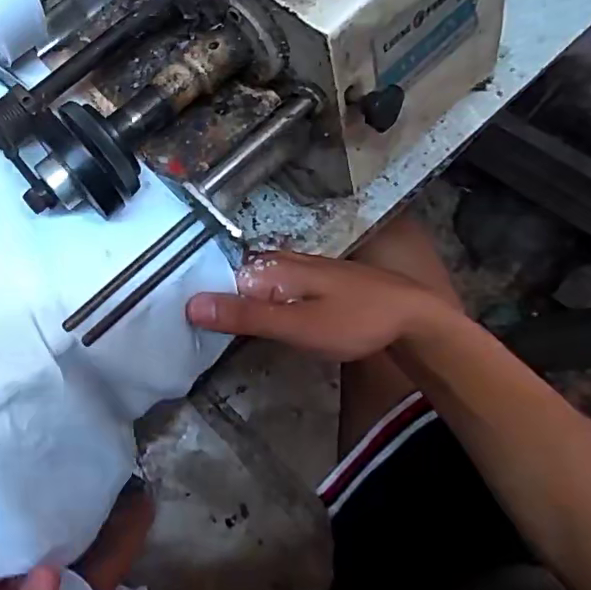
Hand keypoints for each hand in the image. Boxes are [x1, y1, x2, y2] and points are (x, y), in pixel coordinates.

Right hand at [186, 250, 461, 359]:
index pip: (218, 277)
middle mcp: (280, 261)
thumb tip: (191, 303)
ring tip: (210, 326)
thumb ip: (246, 316)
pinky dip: (257, 303)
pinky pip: (270, 289)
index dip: (198, 298)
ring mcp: (298, 269)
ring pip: (252, 283)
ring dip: (234, 303)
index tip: (178, 321)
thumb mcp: (297, 326)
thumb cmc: (355, 321)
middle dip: (213, 299)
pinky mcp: (311, 282)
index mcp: (271, 267)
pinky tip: (253, 319)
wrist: (412, 316)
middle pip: (233, 278)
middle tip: (188, 328)